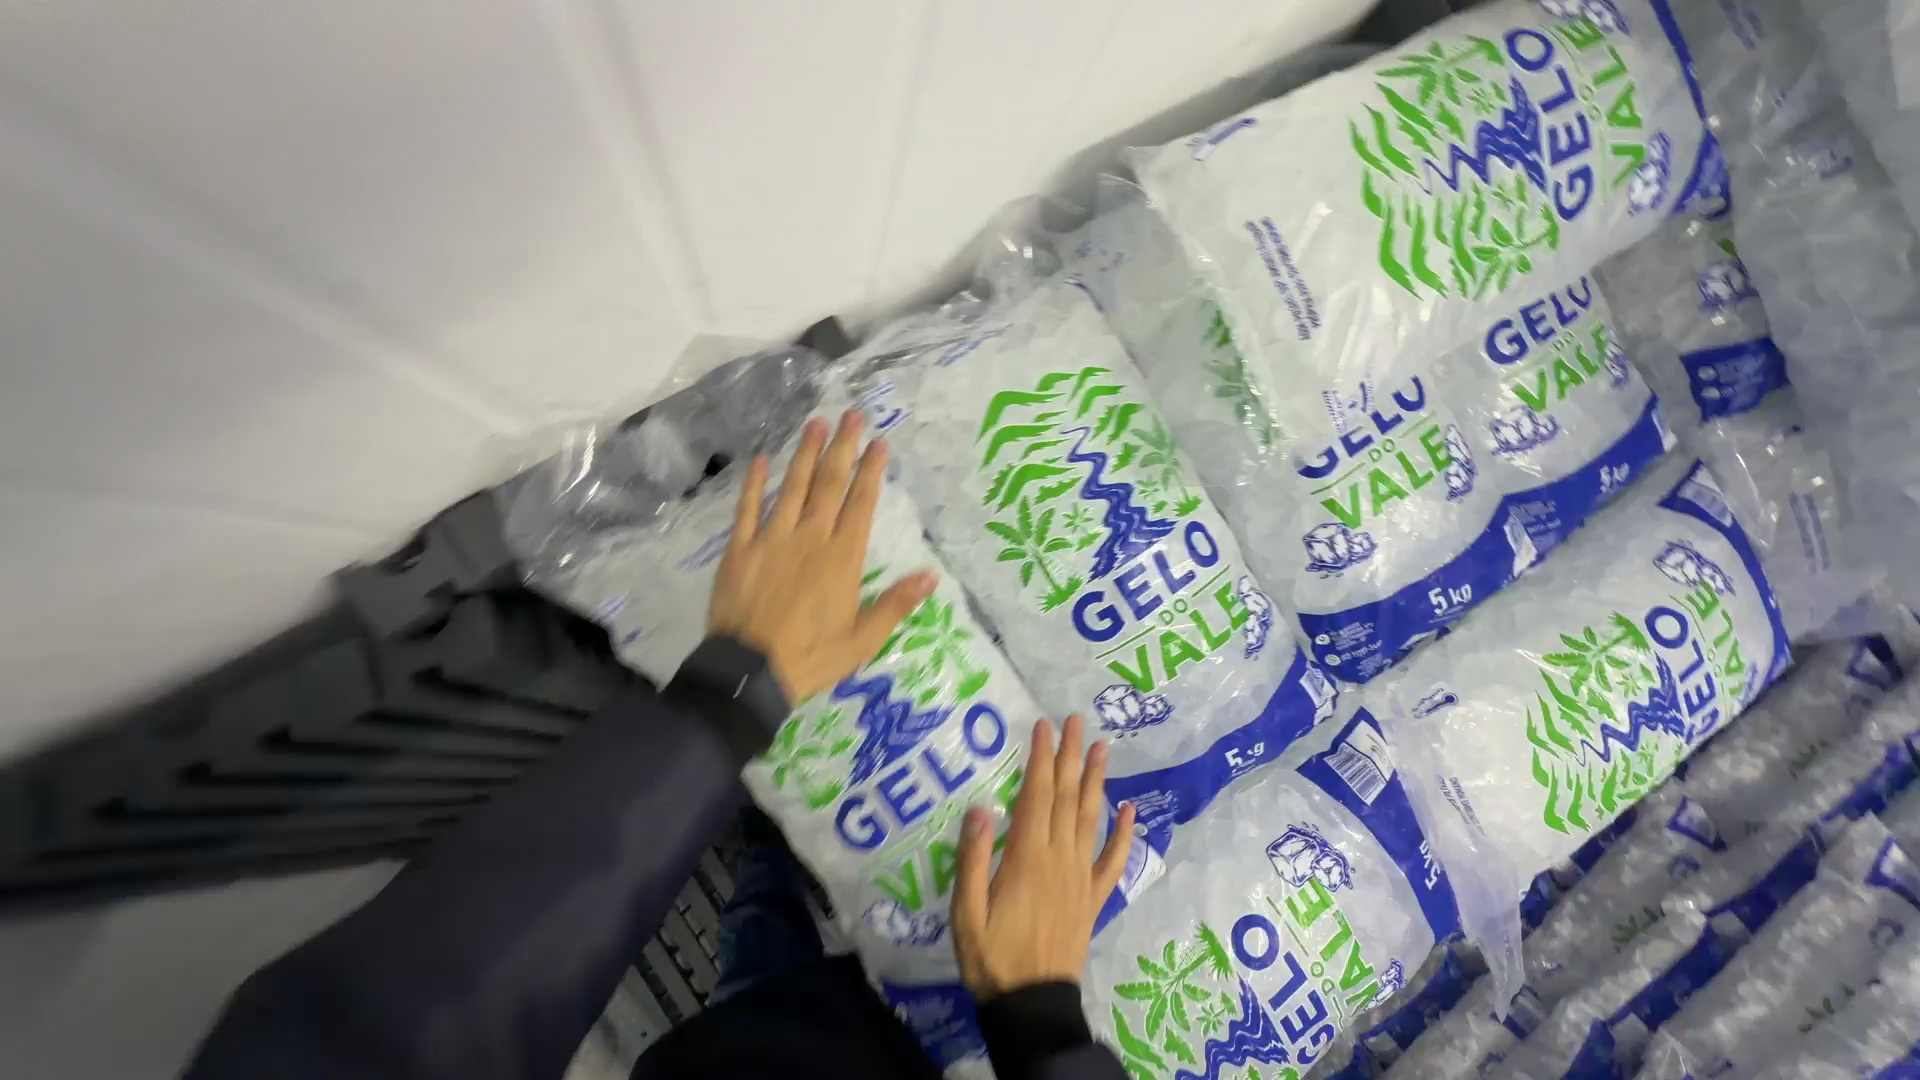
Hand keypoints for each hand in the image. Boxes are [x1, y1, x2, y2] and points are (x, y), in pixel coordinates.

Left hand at [708, 410, 937, 703]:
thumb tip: (931, 575)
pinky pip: (747, 508)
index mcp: (842, 557)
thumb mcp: (864, 640)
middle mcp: (810, 538)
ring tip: (815, 423)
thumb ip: (896, 604)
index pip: (861, 503)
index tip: (879, 442)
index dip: (871, 470)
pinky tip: (760, 460)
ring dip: (804, 453)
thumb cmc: (813, 657)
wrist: (749, 672)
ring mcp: (772, 539)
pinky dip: (754, 483)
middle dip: (842, 447)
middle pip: (829, 483)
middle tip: (851, 415)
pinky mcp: (740, 549)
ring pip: (791, 487)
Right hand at [952, 715, 1137, 997]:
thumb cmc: (992, 955)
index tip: (1045, 727)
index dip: (1041, 758)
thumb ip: (972, 857)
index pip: (1037, 794)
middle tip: (1077, 720)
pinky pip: (1113, 861)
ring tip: (1103, 748)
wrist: (1033, 1004)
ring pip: (1091, 819)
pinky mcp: (1093, 897)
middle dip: (1071, 755)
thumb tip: (982, 806)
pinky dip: (1124, 834)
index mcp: (1027, 856)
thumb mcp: (967, 911)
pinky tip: (1131, 811)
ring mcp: (1081, 876)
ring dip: (1097, 781)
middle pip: (1067, 796)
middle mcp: (1059, 857)